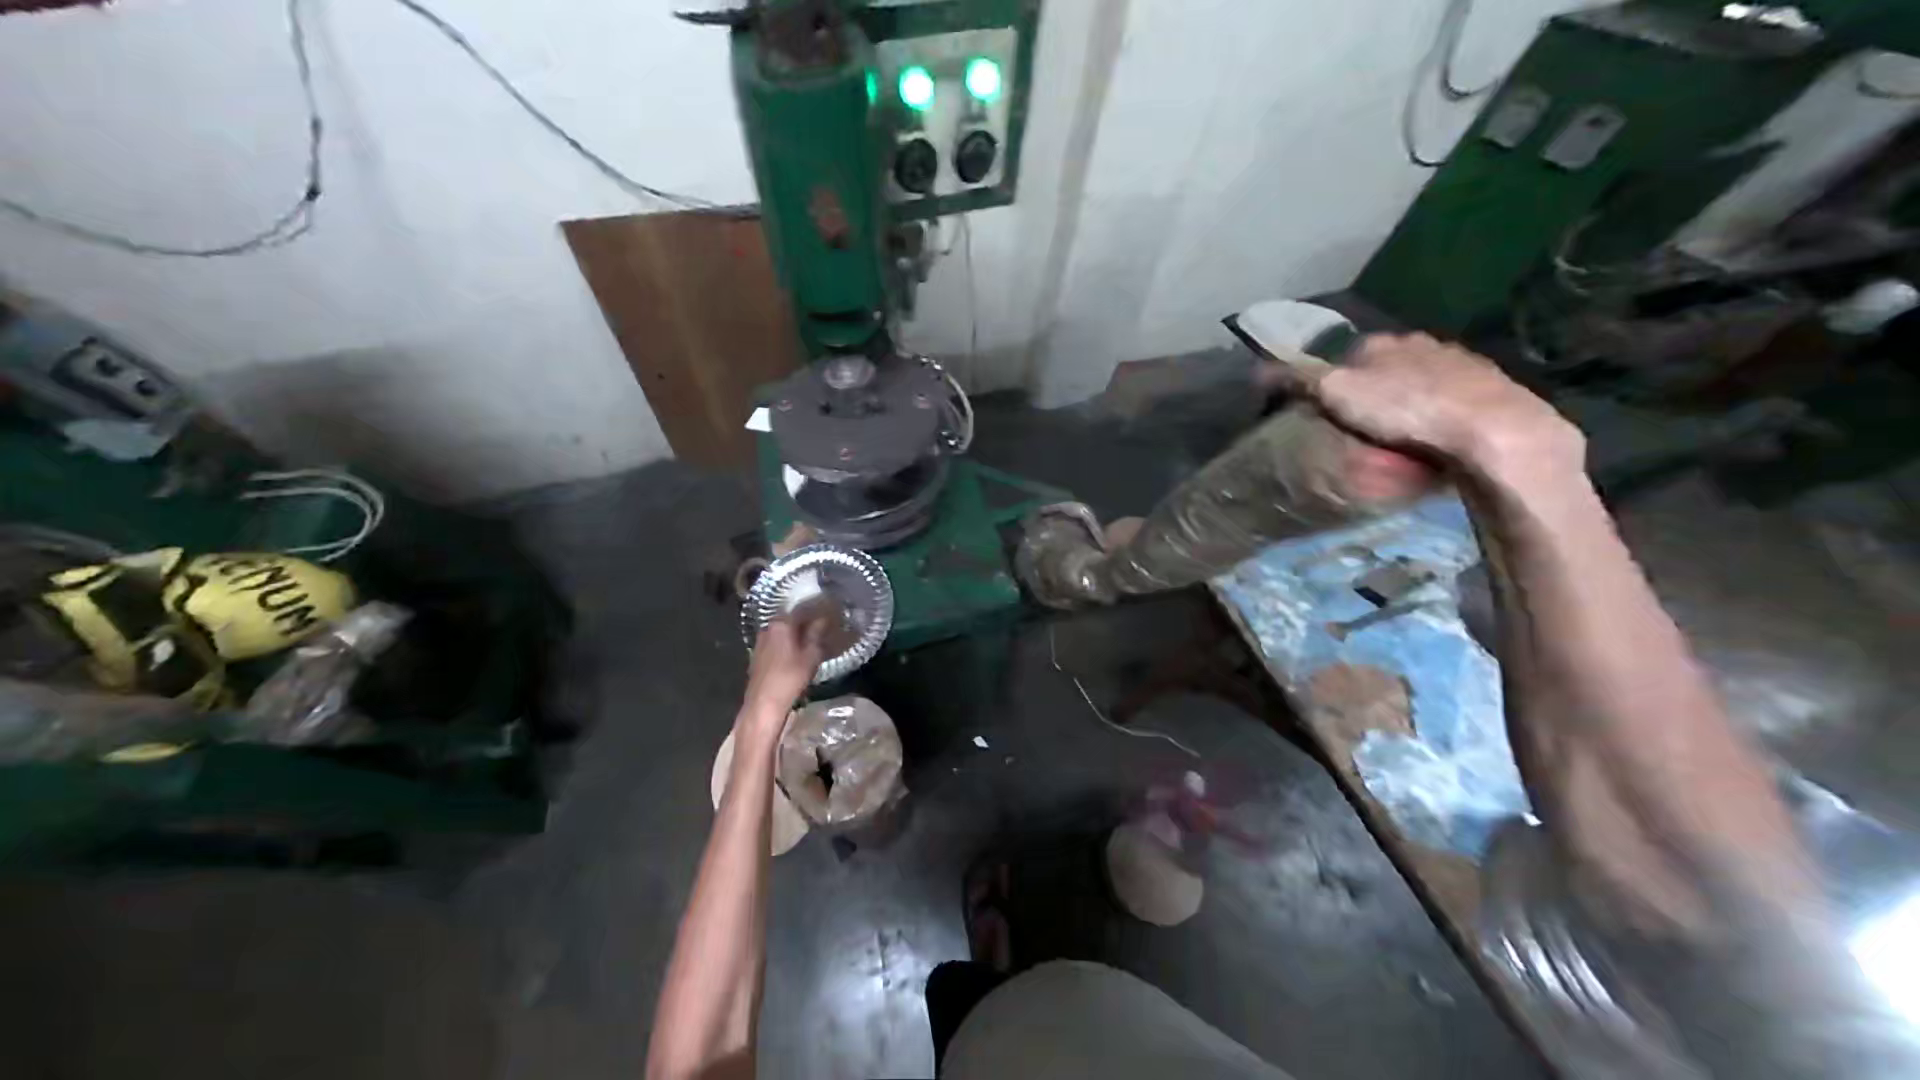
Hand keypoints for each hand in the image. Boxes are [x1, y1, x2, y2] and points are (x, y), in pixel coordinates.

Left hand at [743, 601, 838, 719]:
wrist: (763, 704)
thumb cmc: (790, 678)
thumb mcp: (811, 655)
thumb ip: (817, 633)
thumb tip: (824, 619)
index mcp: (781, 624)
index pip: (802, 610)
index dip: (817, 611)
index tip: (829, 615)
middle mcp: (768, 628)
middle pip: (791, 620)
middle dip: (806, 623)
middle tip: (823, 630)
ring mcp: (760, 642)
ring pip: (783, 632)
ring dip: (796, 635)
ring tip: (812, 643)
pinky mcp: (757, 655)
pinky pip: (776, 643)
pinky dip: (787, 645)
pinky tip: (796, 654)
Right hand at [1299, 333, 1584, 481]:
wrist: (1491, 428)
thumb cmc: (1405, 408)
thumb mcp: (1336, 393)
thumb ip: (1297, 379)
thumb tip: (1254, 370)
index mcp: (1382, 342)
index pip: (1345, 355)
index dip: (1331, 381)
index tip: (1326, 408)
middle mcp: (1420, 342)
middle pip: (1384, 365)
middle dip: (1372, 387)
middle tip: (1359, 422)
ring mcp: (1458, 361)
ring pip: (1419, 377)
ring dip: (1406, 397)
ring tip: (1396, 429)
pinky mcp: (1488, 386)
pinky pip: (1449, 394)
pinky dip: (1436, 408)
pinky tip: (1434, 431)